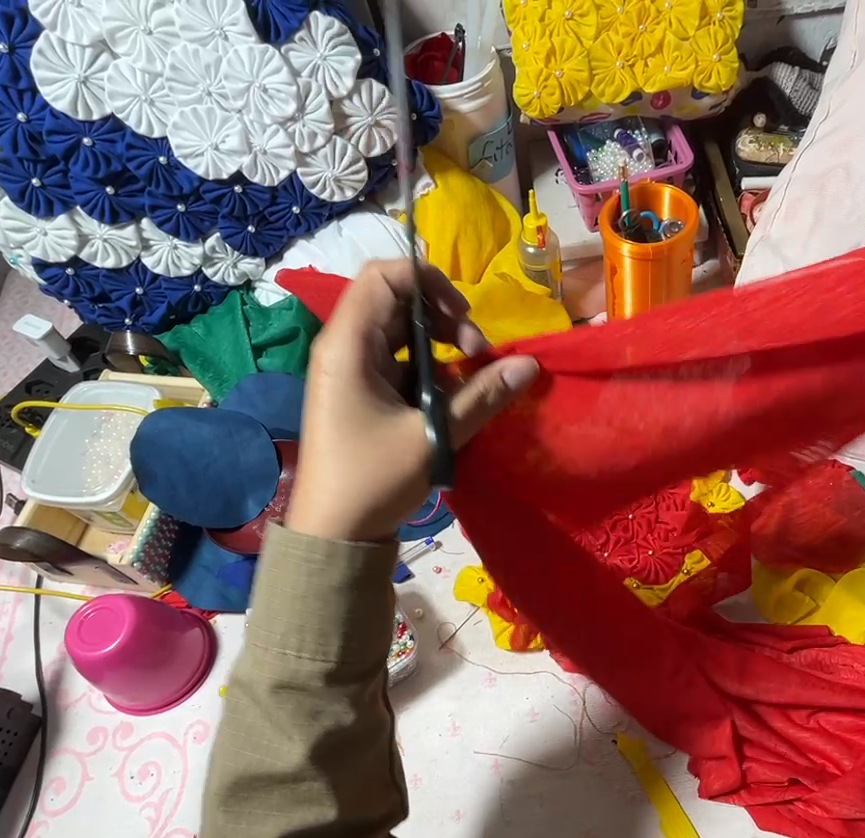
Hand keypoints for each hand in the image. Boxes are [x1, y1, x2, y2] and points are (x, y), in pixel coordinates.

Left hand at [285, 259, 539, 541]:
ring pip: (402, 335)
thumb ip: (481, 397)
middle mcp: (346, 349)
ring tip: (470, 377)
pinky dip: (430, 371)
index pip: (385, 276)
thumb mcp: (432, 437)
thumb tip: (529, 365)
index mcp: (348, 345)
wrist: (334, 535)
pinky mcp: (363, 396)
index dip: (429, 283)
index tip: (464, 319)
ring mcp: (353, 373)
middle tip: (476, 353)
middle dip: (444, 318)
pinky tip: (453, 398)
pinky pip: (401, 365)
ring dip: (441, 347)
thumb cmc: (373, 480)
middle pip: (396, 302)